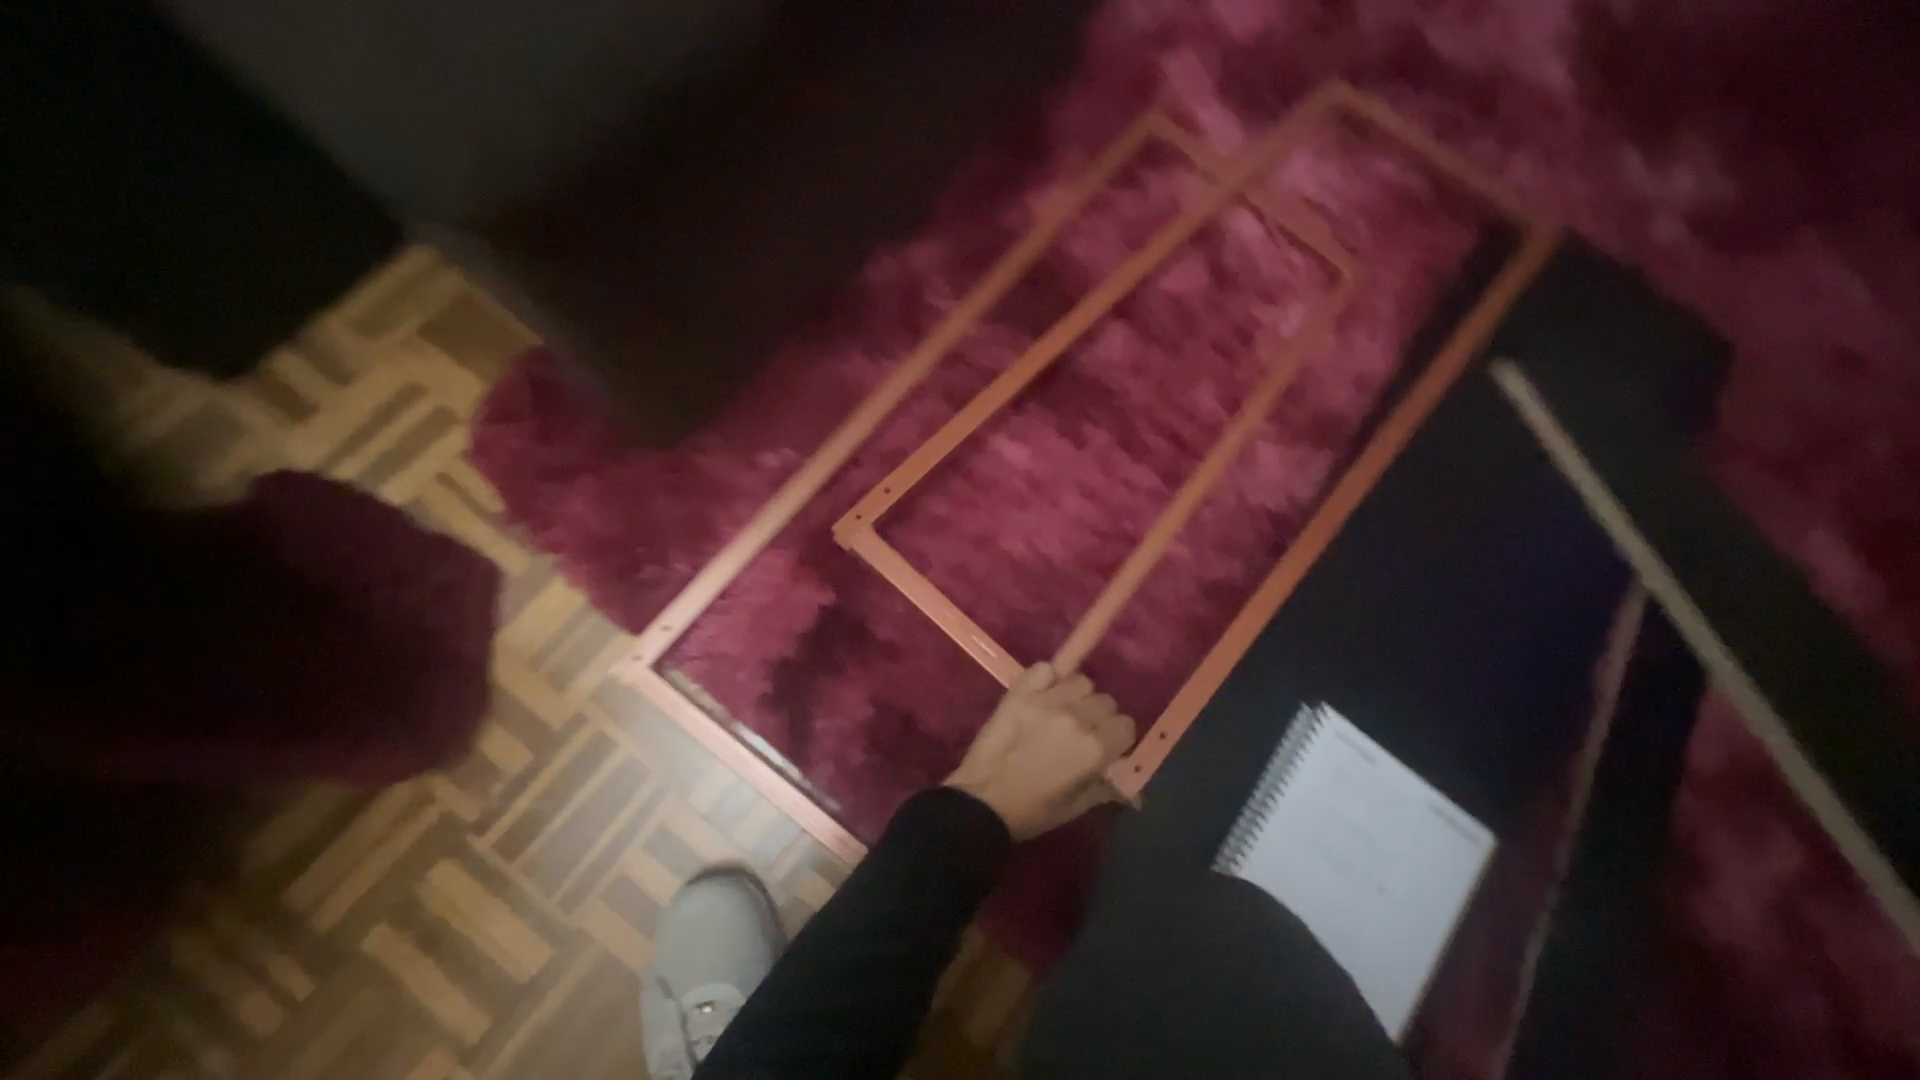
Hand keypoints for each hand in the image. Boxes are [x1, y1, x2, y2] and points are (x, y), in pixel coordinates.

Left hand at [944, 663, 1136, 840]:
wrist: (982, 801)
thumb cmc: (1033, 811)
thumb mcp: (1077, 806)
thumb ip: (1108, 789)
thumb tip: (1134, 791)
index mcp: (1095, 749)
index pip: (1126, 725)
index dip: (1117, 737)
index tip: (1104, 746)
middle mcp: (1077, 719)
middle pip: (1105, 701)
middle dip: (1098, 716)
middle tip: (1080, 732)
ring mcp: (1046, 701)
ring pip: (1080, 681)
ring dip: (1075, 696)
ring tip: (1060, 711)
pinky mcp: (1019, 692)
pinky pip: (1044, 669)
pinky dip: (1046, 679)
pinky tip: (1040, 695)